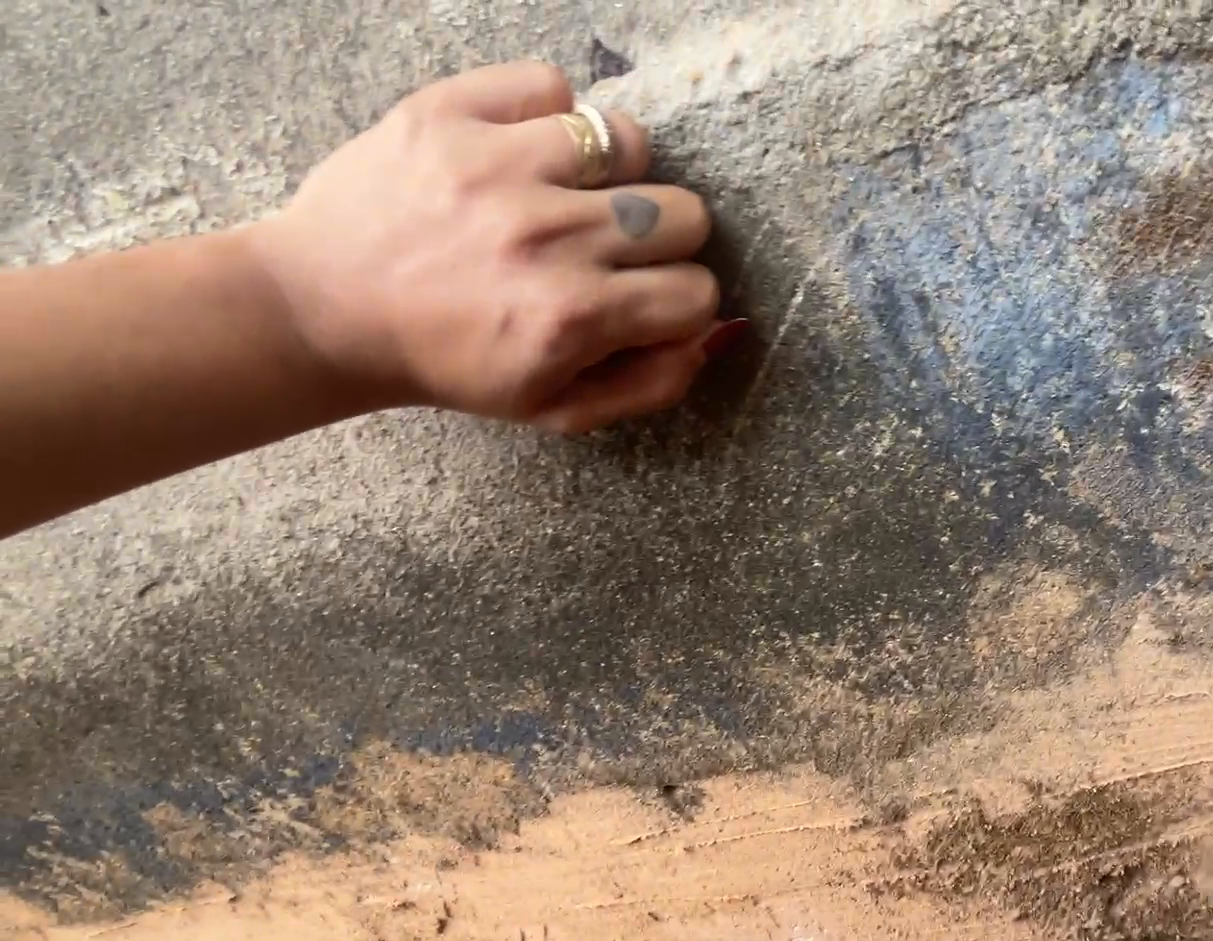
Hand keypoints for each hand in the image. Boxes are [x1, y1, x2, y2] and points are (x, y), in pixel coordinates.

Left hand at [247, 62, 738, 432]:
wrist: (325, 310)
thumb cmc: (455, 367)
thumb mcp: (562, 410)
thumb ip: (655, 384)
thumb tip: (716, 335)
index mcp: (577, 316)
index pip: (698, 292)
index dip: (681, 303)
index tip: (648, 303)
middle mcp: (549, 238)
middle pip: (684, 213)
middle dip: (665, 241)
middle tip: (619, 251)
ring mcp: (499, 166)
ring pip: (631, 142)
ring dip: (619, 175)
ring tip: (579, 195)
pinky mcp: (449, 113)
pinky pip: (551, 86)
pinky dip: (553, 117)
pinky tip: (531, 154)